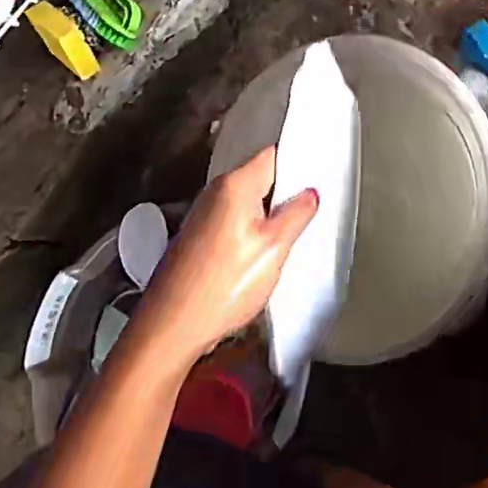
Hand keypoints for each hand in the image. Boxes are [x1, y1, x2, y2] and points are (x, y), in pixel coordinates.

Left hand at [140, 147, 318, 358]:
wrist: (169, 331)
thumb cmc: (221, 289)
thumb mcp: (274, 249)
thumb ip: (298, 213)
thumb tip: (309, 194)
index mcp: (235, 185)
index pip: (274, 155)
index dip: (299, 163)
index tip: (318, 178)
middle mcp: (215, 192)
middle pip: (262, 177)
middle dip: (285, 193)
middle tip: (307, 214)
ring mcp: (203, 214)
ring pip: (249, 201)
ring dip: (269, 215)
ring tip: (285, 239)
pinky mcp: (198, 237)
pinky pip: (234, 220)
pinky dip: (251, 230)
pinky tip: (259, 256)